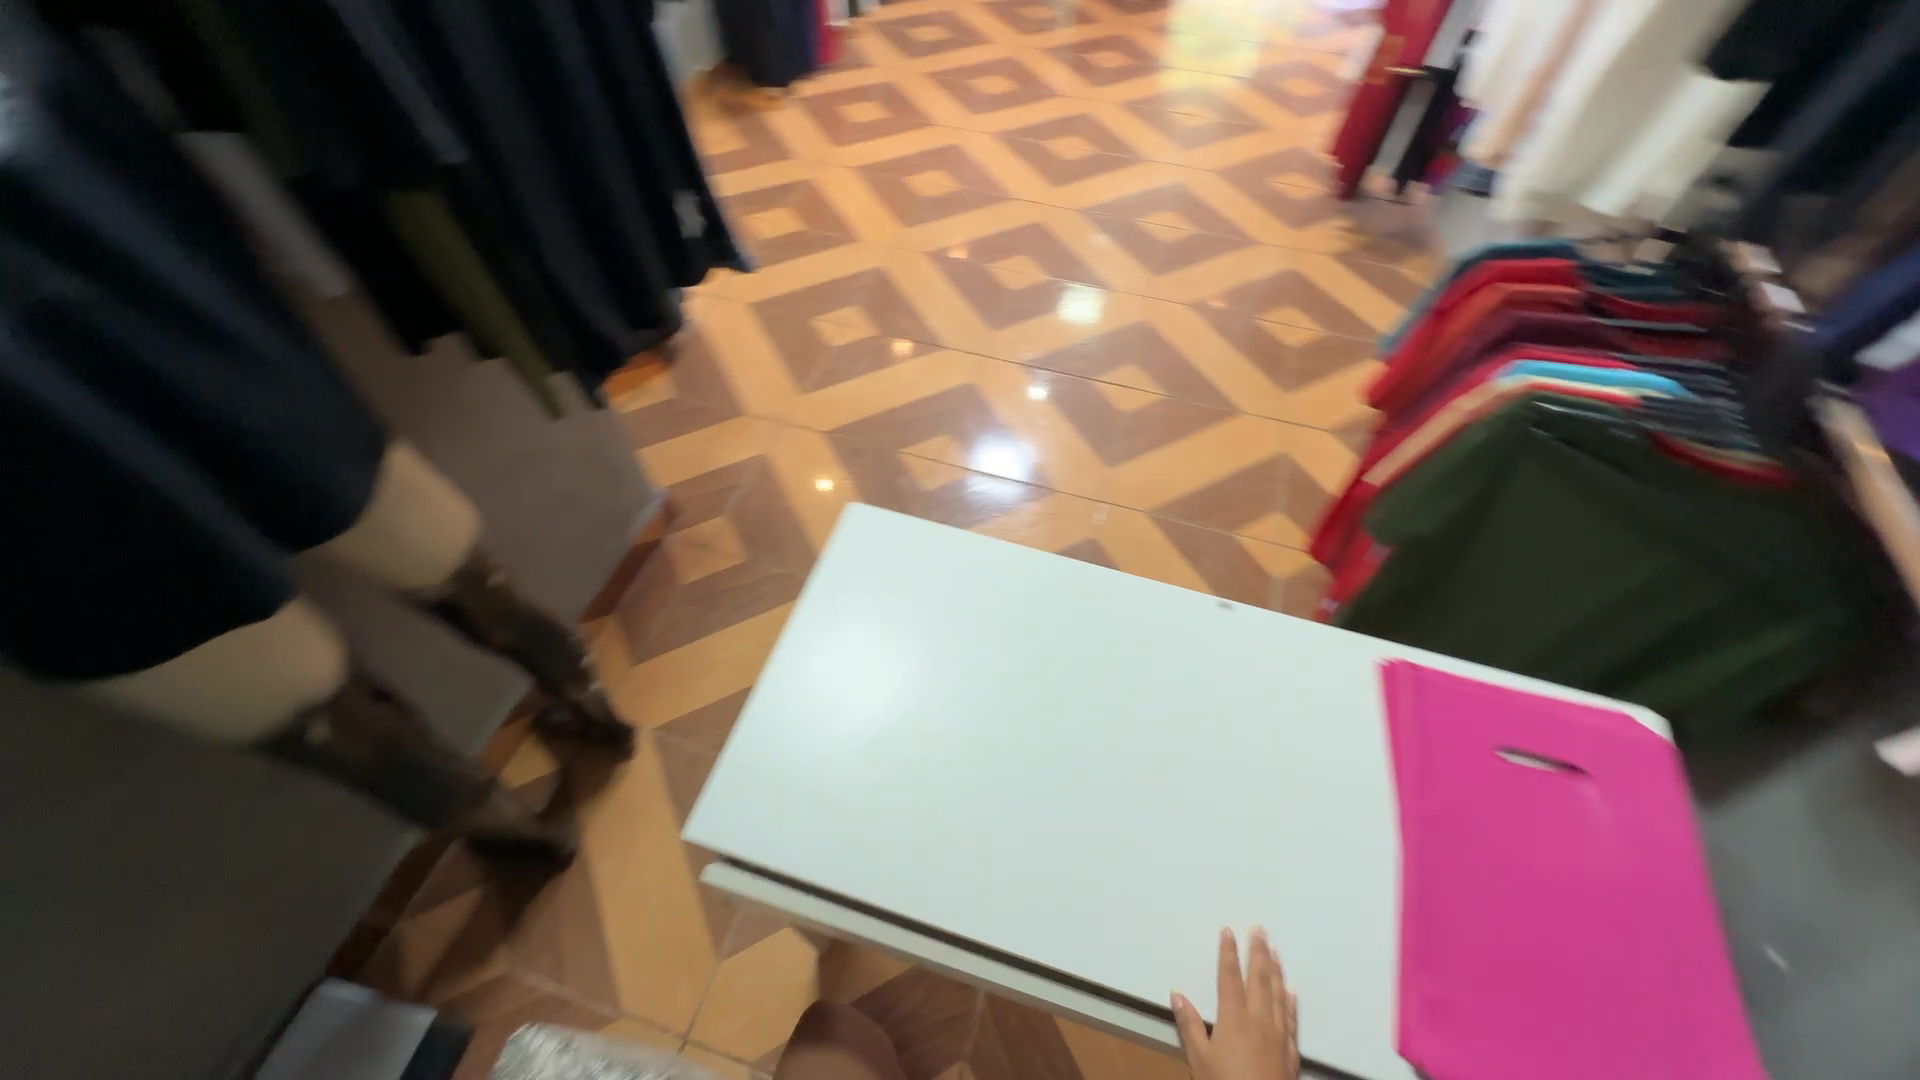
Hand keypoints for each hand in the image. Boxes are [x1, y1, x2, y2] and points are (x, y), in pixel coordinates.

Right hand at [1171, 927, 1299, 1079]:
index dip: (1228, 952)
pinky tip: (1292, 993)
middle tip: (1260, 929)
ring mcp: (1278, 1035)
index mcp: (1233, 1016)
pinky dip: (1291, 1003)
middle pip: (1259, 979)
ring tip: (1276, 950)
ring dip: (1276, 970)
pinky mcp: (1291, 1052)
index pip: (1230, 977)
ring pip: (1278, 995)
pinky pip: (1292, 1020)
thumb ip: (1190, 1025)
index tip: (1228, 930)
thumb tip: (1177, 993)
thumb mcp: (1199, 1059)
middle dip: (1258, 952)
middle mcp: (1259, 1019)